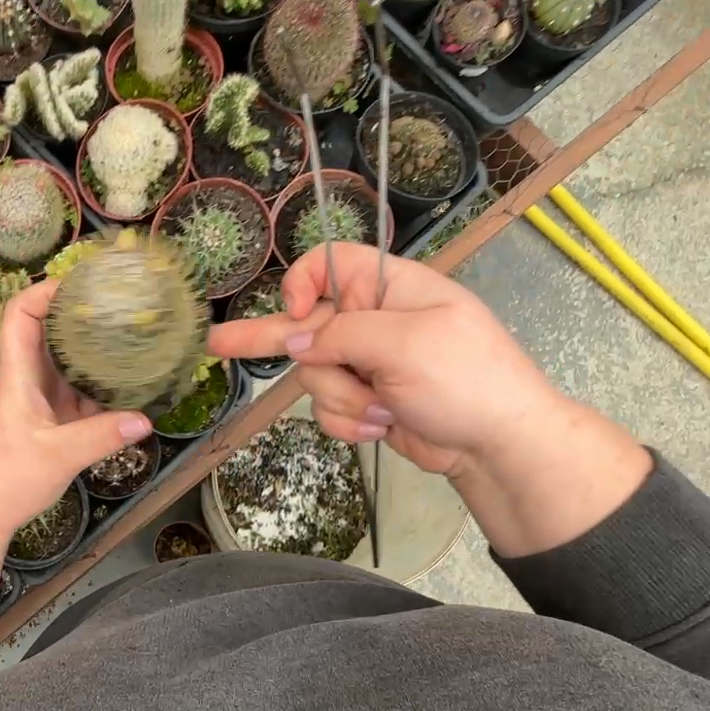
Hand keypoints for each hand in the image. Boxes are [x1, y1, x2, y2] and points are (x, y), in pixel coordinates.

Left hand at [0, 280, 152, 538]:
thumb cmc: (7, 481)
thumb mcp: (58, 457)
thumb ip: (101, 437)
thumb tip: (145, 419)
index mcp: (18, 378)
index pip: (19, 316)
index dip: (43, 292)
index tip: (79, 285)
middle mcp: (28, 382)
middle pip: (49, 333)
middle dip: (80, 315)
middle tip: (120, 307)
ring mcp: (40, 402)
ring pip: (67, 364)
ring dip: (94, 350)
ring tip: (132, 337)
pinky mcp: (50, 422)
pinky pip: (78, 394)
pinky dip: (100, 387)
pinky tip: (129, 385)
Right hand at [207, 243, 567, 478]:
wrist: (494, 445)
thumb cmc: (468, 381)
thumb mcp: (407, 344)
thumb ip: (344, 335)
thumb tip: (297, 338)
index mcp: (388, 290)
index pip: (329, 265)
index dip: (303, 284)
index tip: (295, 314)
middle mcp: (371, 323)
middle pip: (306, 327)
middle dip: (267, 341)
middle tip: (215, 344)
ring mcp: (365, 365)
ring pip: (314, 377)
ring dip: (343, 401)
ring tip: (385, 410)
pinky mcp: (363, 402)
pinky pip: (327, 409)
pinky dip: (348, 423)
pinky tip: (380, 427)